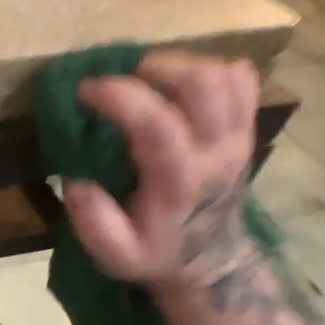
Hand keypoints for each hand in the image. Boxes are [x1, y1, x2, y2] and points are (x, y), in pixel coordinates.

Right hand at [62, 52, 260, 291]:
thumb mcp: (117, 258)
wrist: (213, 259)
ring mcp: (238, 136)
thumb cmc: (157, 252)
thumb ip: (95, 224)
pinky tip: (178, 86)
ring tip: (147, 79)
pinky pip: (240, 79)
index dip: (119, 95)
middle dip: (154, 67)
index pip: (157, 124)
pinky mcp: (247, 127)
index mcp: (179, 182)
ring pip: (223, 74)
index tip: (83, 91)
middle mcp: (216, 152)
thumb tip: (77, 182)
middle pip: (203, 83)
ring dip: (179, 64)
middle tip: (122, 78)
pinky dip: (207, 70)